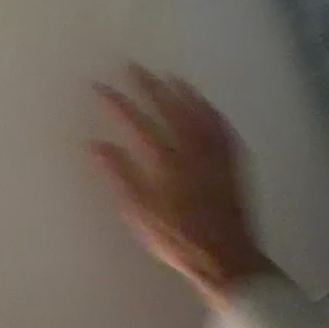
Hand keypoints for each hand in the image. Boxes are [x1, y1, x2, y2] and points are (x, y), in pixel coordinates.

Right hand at [90, 65, 273, 309]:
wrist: (226, 260)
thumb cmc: (176, 238)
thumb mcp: (138, 211)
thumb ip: (119, 175)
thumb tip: (96, 145)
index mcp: (164, 161)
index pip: (135, 121)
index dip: (115, 102)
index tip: (99, 86)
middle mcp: (191, 150)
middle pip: (168, 108)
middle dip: (148, 86)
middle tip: (133, 67)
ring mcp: (215, 155)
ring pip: (198, 113)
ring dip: (182, 92)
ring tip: (170, 76)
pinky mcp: (232, 165)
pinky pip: (223, 130)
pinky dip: (212, 113)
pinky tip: (208, 106)